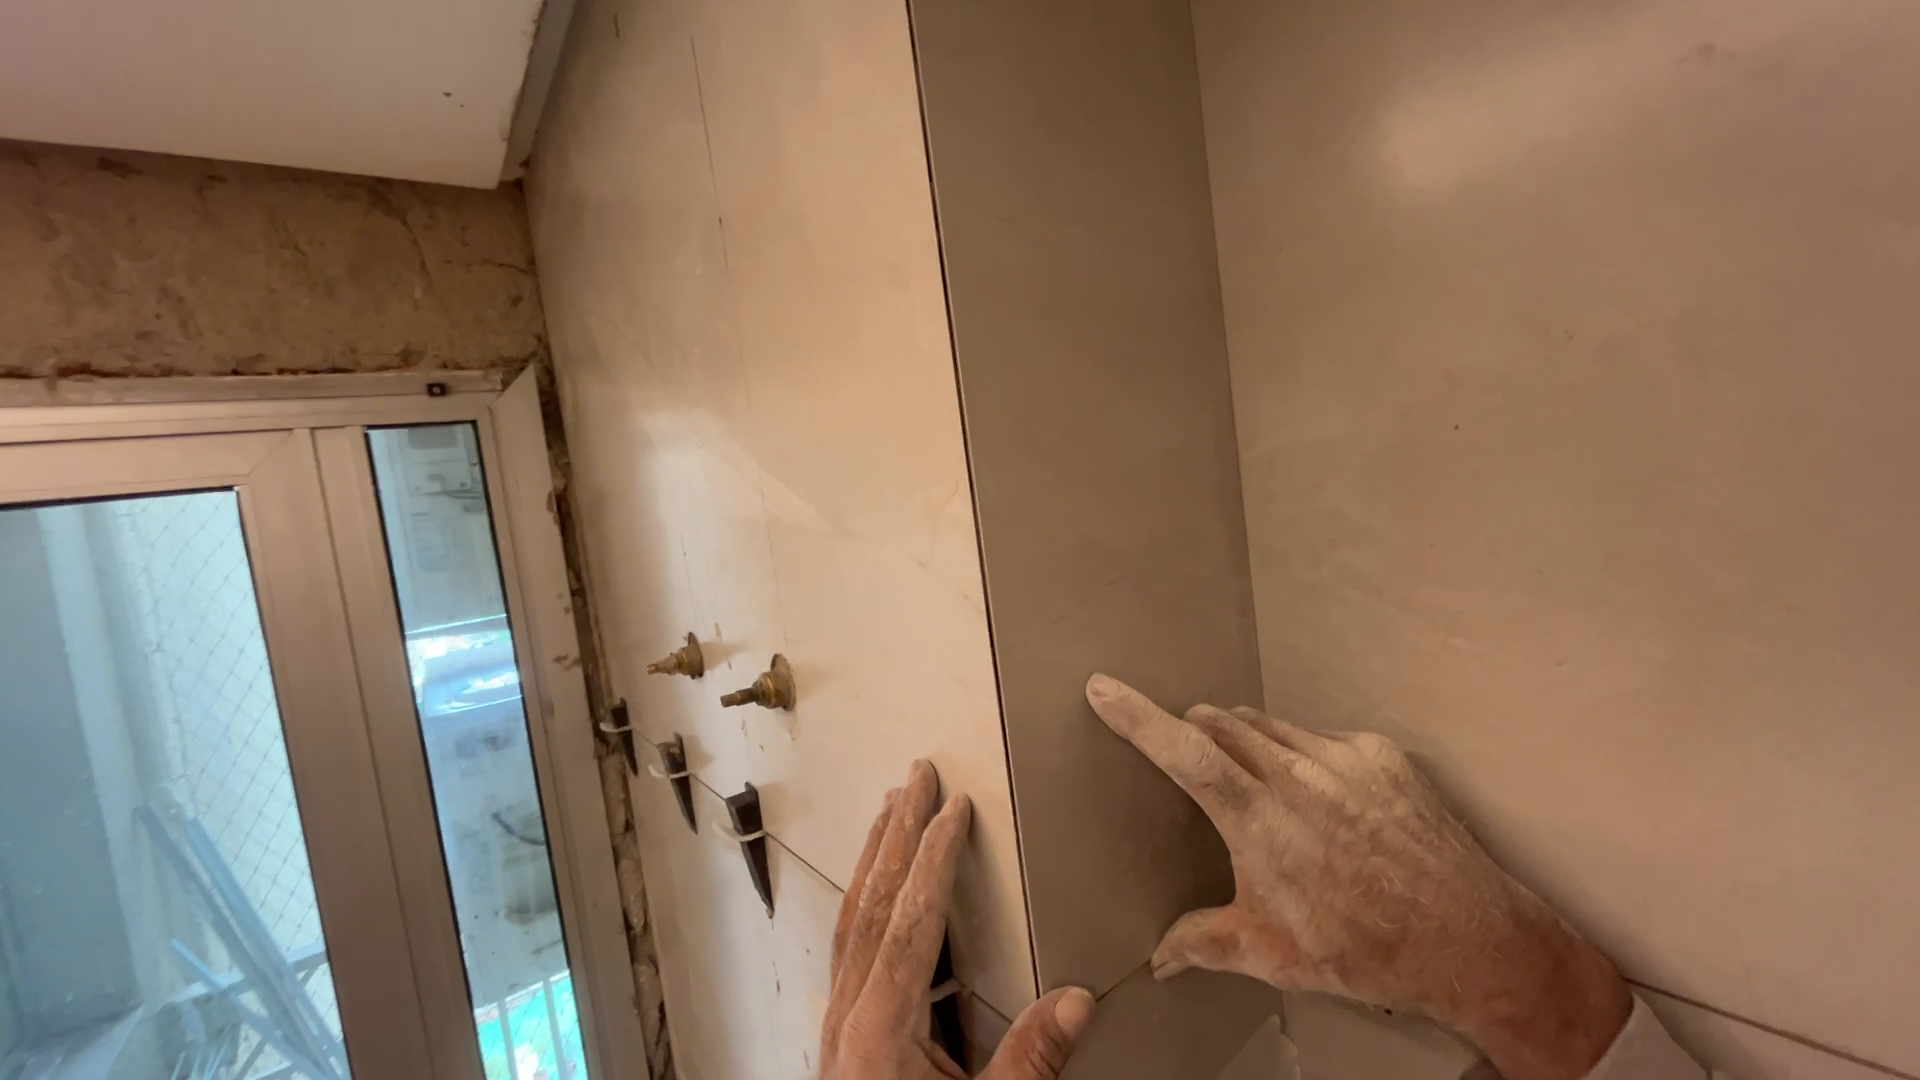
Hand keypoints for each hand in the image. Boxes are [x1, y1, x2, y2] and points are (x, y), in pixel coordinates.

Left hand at [822, 760, 1095, 1079]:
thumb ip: (1030, 1062)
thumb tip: (1077, 998)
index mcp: (879, 1027)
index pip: (913, 917)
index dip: (936, 856)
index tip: (954, 805)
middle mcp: (849, 1010)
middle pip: (874, 899)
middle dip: (897, 830)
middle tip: (915, 774)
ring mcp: (840, 1019)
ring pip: (856, 914)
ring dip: (879, 855)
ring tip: (893, 806)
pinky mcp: (845, 1031)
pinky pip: (855, 942)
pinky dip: (873, 898)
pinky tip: (885, 884)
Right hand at [1084, 676, 1630, 1079]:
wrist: (1475, 942)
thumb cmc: (1365, 951)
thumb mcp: (1272, 953)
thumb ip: (1201, 943)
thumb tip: (1156, 959)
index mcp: (1259, 820)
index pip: (1183, 752)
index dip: (1136, 716)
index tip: (1102, 688)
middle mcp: (1296, 775)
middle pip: (1218, 722)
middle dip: (1194, 734)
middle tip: (1200, 770)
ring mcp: (1341, 757)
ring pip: (1264, 723)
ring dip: (1245, 742)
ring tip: (1263, 790)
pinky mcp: (1379, 752)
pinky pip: (1315, 734)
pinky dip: (1300, 754)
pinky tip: (1324, 799)